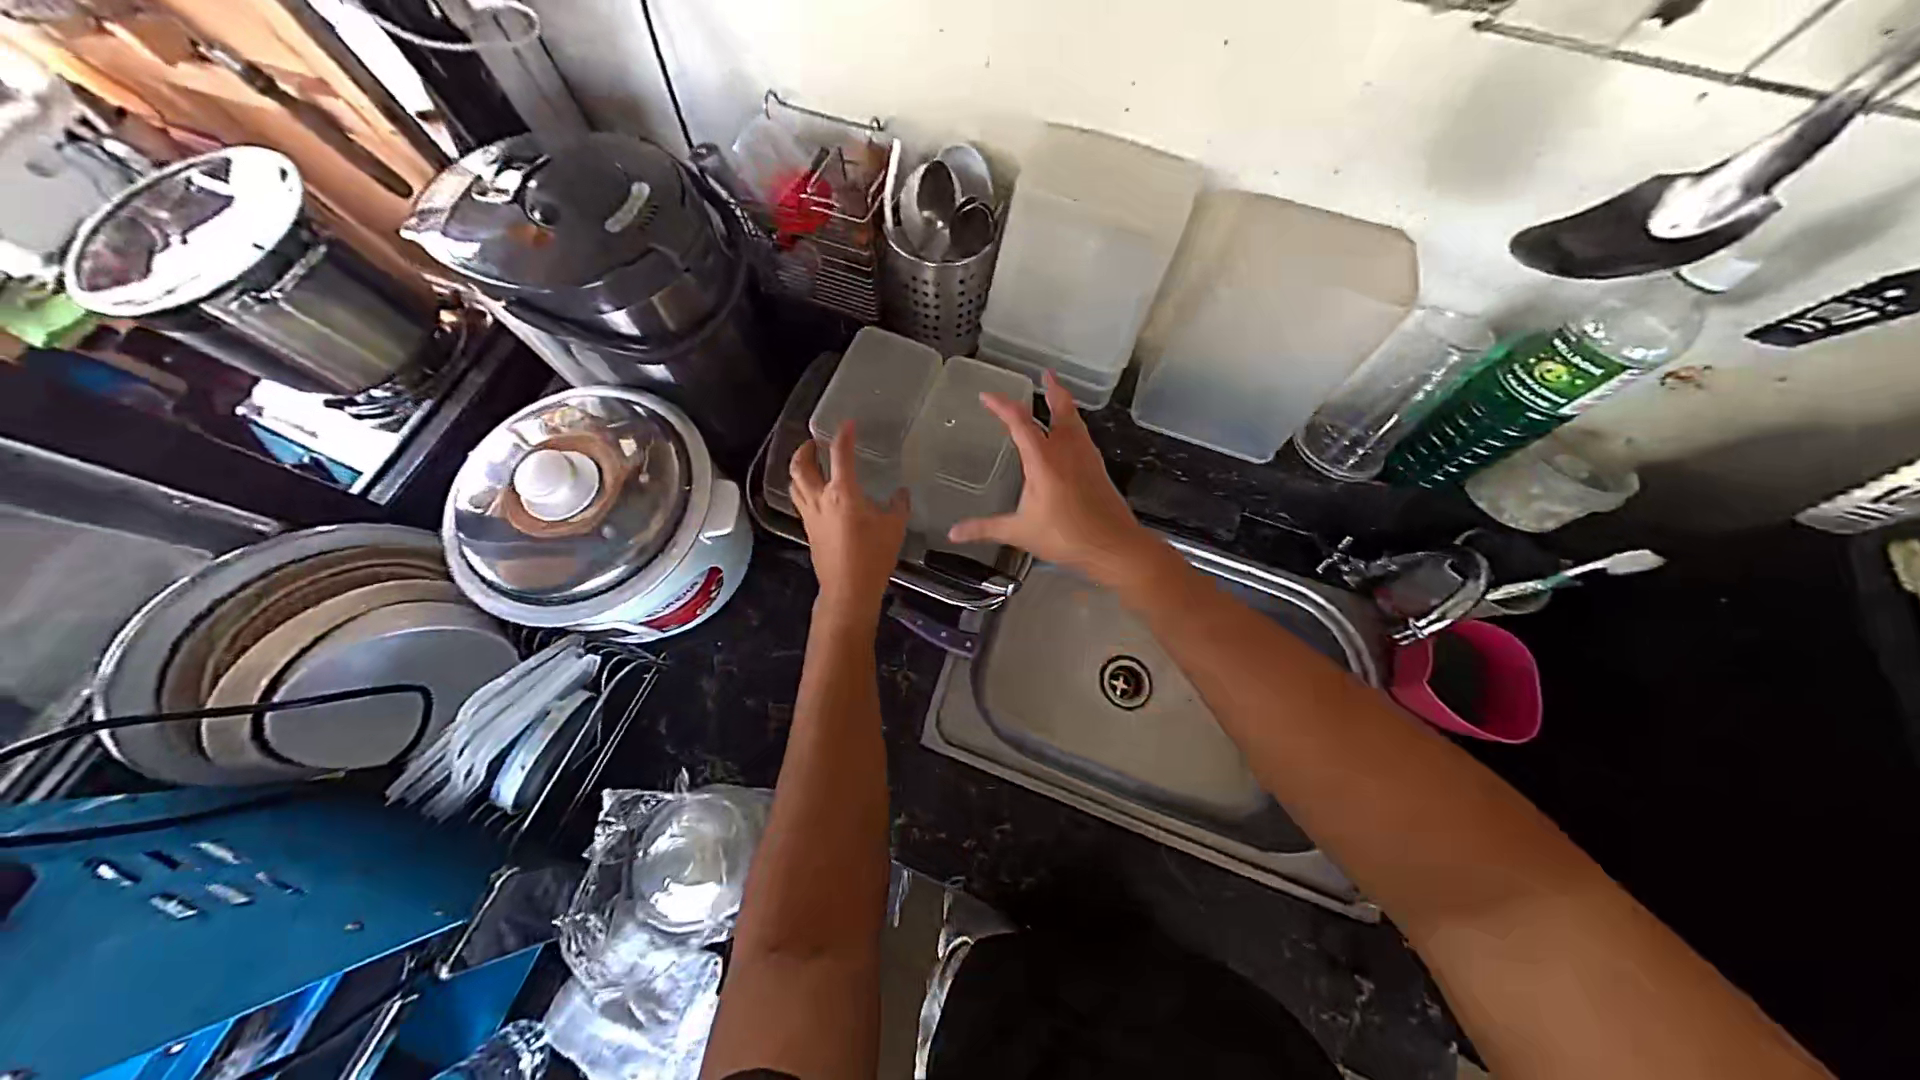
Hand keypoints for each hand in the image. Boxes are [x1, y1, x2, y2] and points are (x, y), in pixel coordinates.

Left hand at [790, 420, 909, 617]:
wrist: (848, 589)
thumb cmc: (873, 557)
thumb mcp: (894, 527)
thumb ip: (898, 506)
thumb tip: (901, 494)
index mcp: (843, 493)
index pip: (840, 455)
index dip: (844, 436)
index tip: (847, 424)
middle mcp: (821, 499)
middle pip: (801, 466)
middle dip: (805, 449)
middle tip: (814, 443)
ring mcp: (810, 515)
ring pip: (794, 483)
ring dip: (799, 469)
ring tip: (809, 464)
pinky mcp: (808, 530)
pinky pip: (800, 501)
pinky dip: (803, 489)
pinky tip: (815, 494)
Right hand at [949, 371, 1164, 584]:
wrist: (1113, 546)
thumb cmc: (1067, 537)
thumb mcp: (1019, 532)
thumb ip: (985, 529)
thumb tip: (954, 533)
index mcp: (1044, 459)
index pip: (1019, 421)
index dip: (1001, 405)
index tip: (987, 396)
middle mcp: (1067, 450)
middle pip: (1060, 408)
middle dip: (1051, 389)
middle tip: (1045, 374)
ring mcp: (1086, 457)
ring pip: (1075, 420)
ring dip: (1065, 404)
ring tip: (1057, 395)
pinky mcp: (1098, 468)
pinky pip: (1083, 436)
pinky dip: (1074, 425)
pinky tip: (1072, 436)